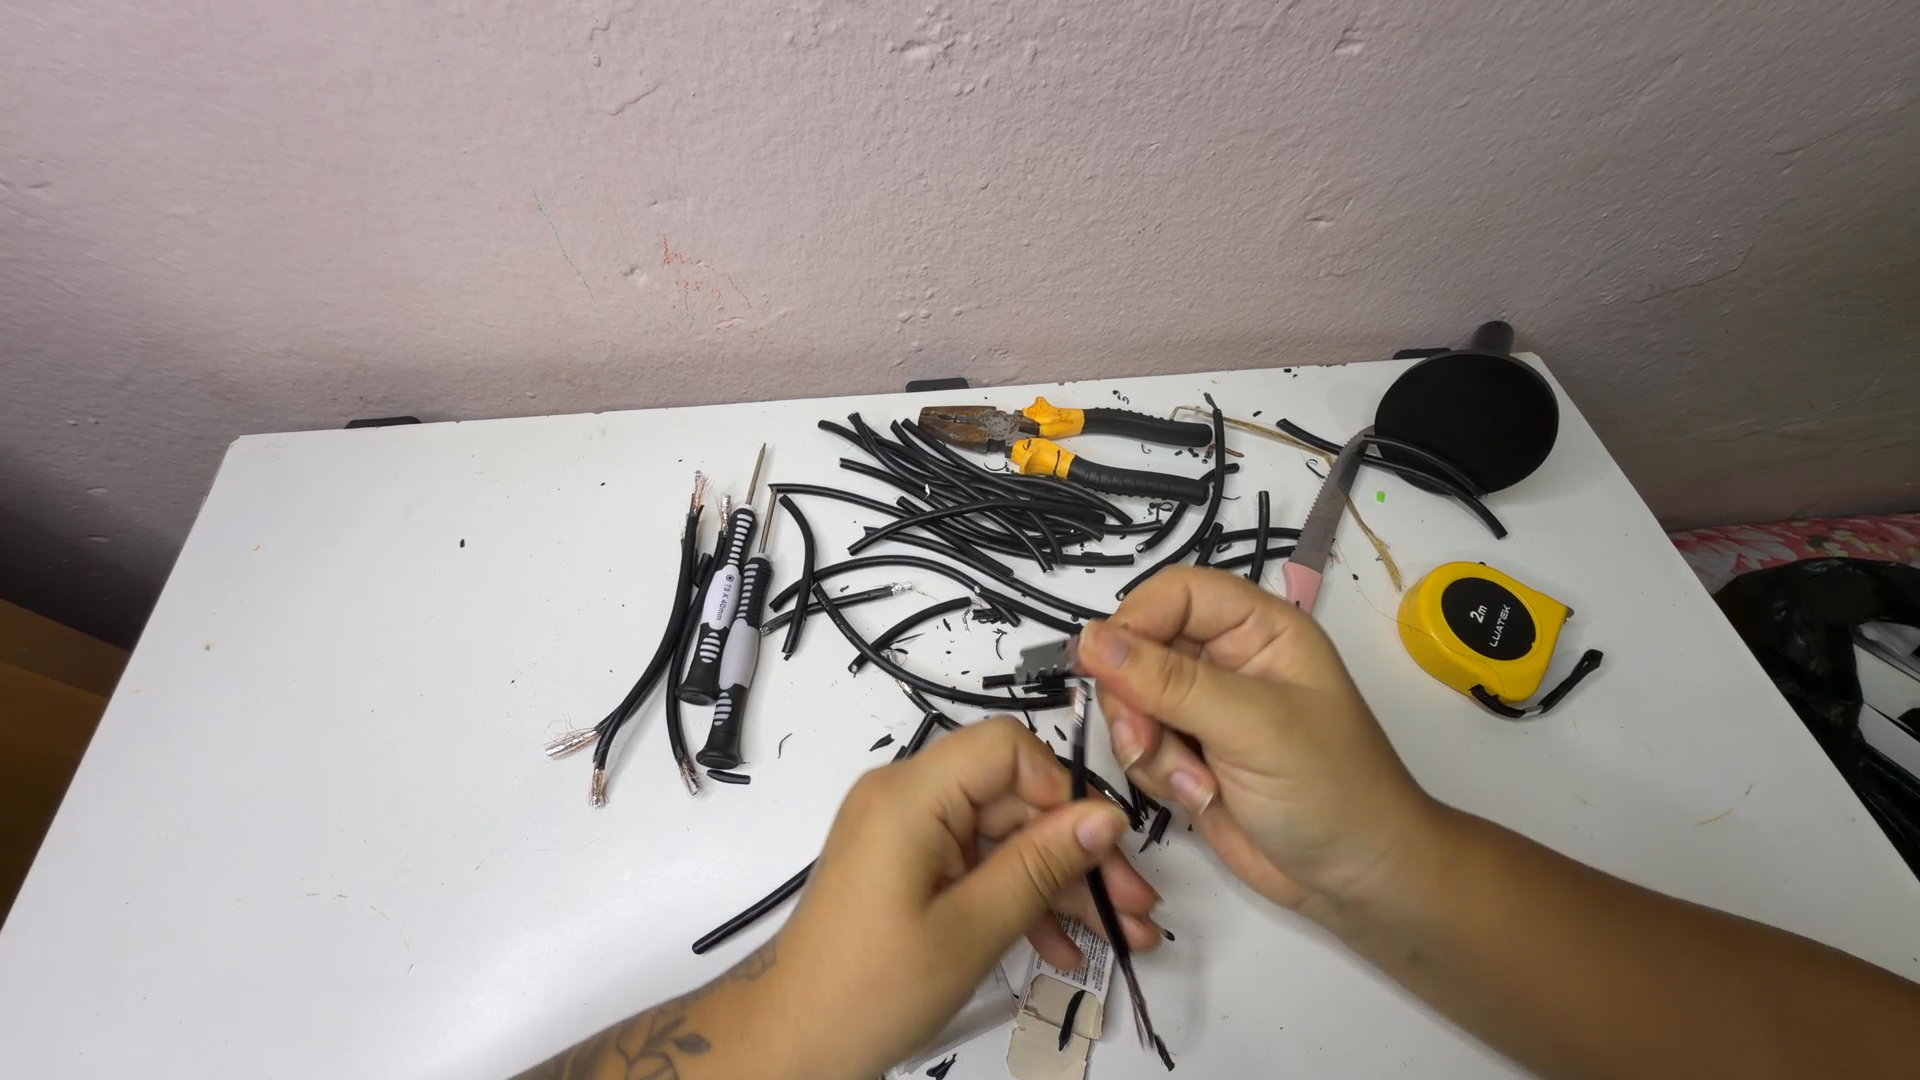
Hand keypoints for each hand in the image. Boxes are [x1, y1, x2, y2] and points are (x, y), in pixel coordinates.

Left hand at [760, 715, 1160, 1079]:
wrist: (791, 1045)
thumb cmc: (873, 989)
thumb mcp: (970, 930)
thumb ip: (1041, 865)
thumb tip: (1107, 816)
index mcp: (911, 793)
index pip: (1004, 747)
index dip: (1058, 788)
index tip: (1099, 847)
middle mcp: (908, 794)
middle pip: (1011, 797)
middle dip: (1075, 850)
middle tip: (1134, 905)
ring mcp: (908, 828)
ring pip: (1002, 834)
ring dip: (1058, 881)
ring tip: (1120, 934)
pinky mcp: (911, 859)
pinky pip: (976, 860)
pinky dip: (1016, 895)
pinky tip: (1061, 946)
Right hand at [1075, 566, 1437, 912]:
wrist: (1358, 883)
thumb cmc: (1331, 791)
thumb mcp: (1252, 727)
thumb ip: (1168, 682)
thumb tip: (1091, 639)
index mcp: (1257, 629)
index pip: (1176, 594)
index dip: (1136, 621)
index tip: (1103, 666)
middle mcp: (1225, 658)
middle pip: (1140, 645)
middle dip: (1133, 698)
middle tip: (1144, 743)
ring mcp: (1202, 705)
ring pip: (1129, 696)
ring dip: (1145, 743)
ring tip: (1193, 782)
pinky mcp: (1186, 748)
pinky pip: (1137, 740)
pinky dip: (1155, 770)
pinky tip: (1199, 795)